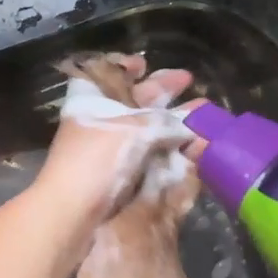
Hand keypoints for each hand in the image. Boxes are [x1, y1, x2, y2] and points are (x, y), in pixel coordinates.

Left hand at [31, 55, 199, 220]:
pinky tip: (195, 145)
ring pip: (146, 129)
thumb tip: (189, 125)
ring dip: (173, 121)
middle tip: (188, 80)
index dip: (124, 65)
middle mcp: (100, 121)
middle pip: (132, 99)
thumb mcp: (135, 128)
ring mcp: (109, 150)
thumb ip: (165, 122)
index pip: (104, 73)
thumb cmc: (97, 157)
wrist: (72, 213)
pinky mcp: (120, 176)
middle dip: (162, 91)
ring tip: (205, 112)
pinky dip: (170, 149)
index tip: (144, 64)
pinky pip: (149, 155)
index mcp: (91, 99)